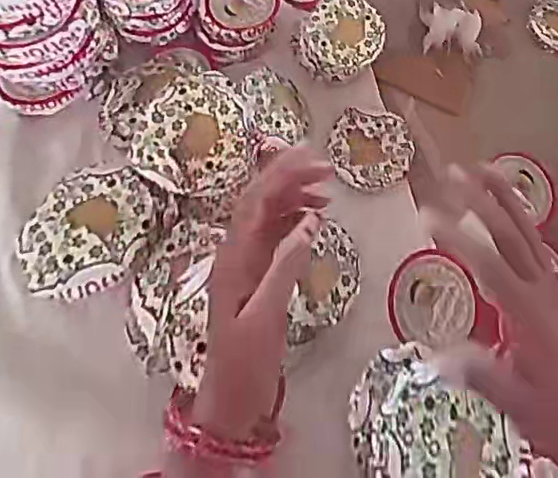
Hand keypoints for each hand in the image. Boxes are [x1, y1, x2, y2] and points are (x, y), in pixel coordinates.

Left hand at [191, 149, 331, 438]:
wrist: (230, 403)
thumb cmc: (244, 362)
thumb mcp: (266, 315)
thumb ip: (286, 265)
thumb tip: (311, 221)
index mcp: (233, 255)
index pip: (256, 200)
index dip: (280, 172)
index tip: (309, 154)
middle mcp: (237, 250)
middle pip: (262, 199)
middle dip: (291, 177)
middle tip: (326, 168)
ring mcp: (247, 260)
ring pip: (270, 213)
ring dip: (296, 195)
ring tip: (327, 190)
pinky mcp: (258, 272)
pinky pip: (277, 232)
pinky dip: (297, 218)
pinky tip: (316, 217)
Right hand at [429, 164, 557, 470]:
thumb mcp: (522, 406)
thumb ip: (483, 376)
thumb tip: (437, 357)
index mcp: (530, 313)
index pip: (489, 265)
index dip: (459, 238)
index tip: (429, 215)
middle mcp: (541, 288)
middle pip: (510, 233)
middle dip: (480, 199)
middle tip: (452, 174)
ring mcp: (550, 285)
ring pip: (526, 229)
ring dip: (503, 196)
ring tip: (479, 167)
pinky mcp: (553, 288)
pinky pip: (534, 240)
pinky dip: (517, 215)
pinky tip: (504, 205)